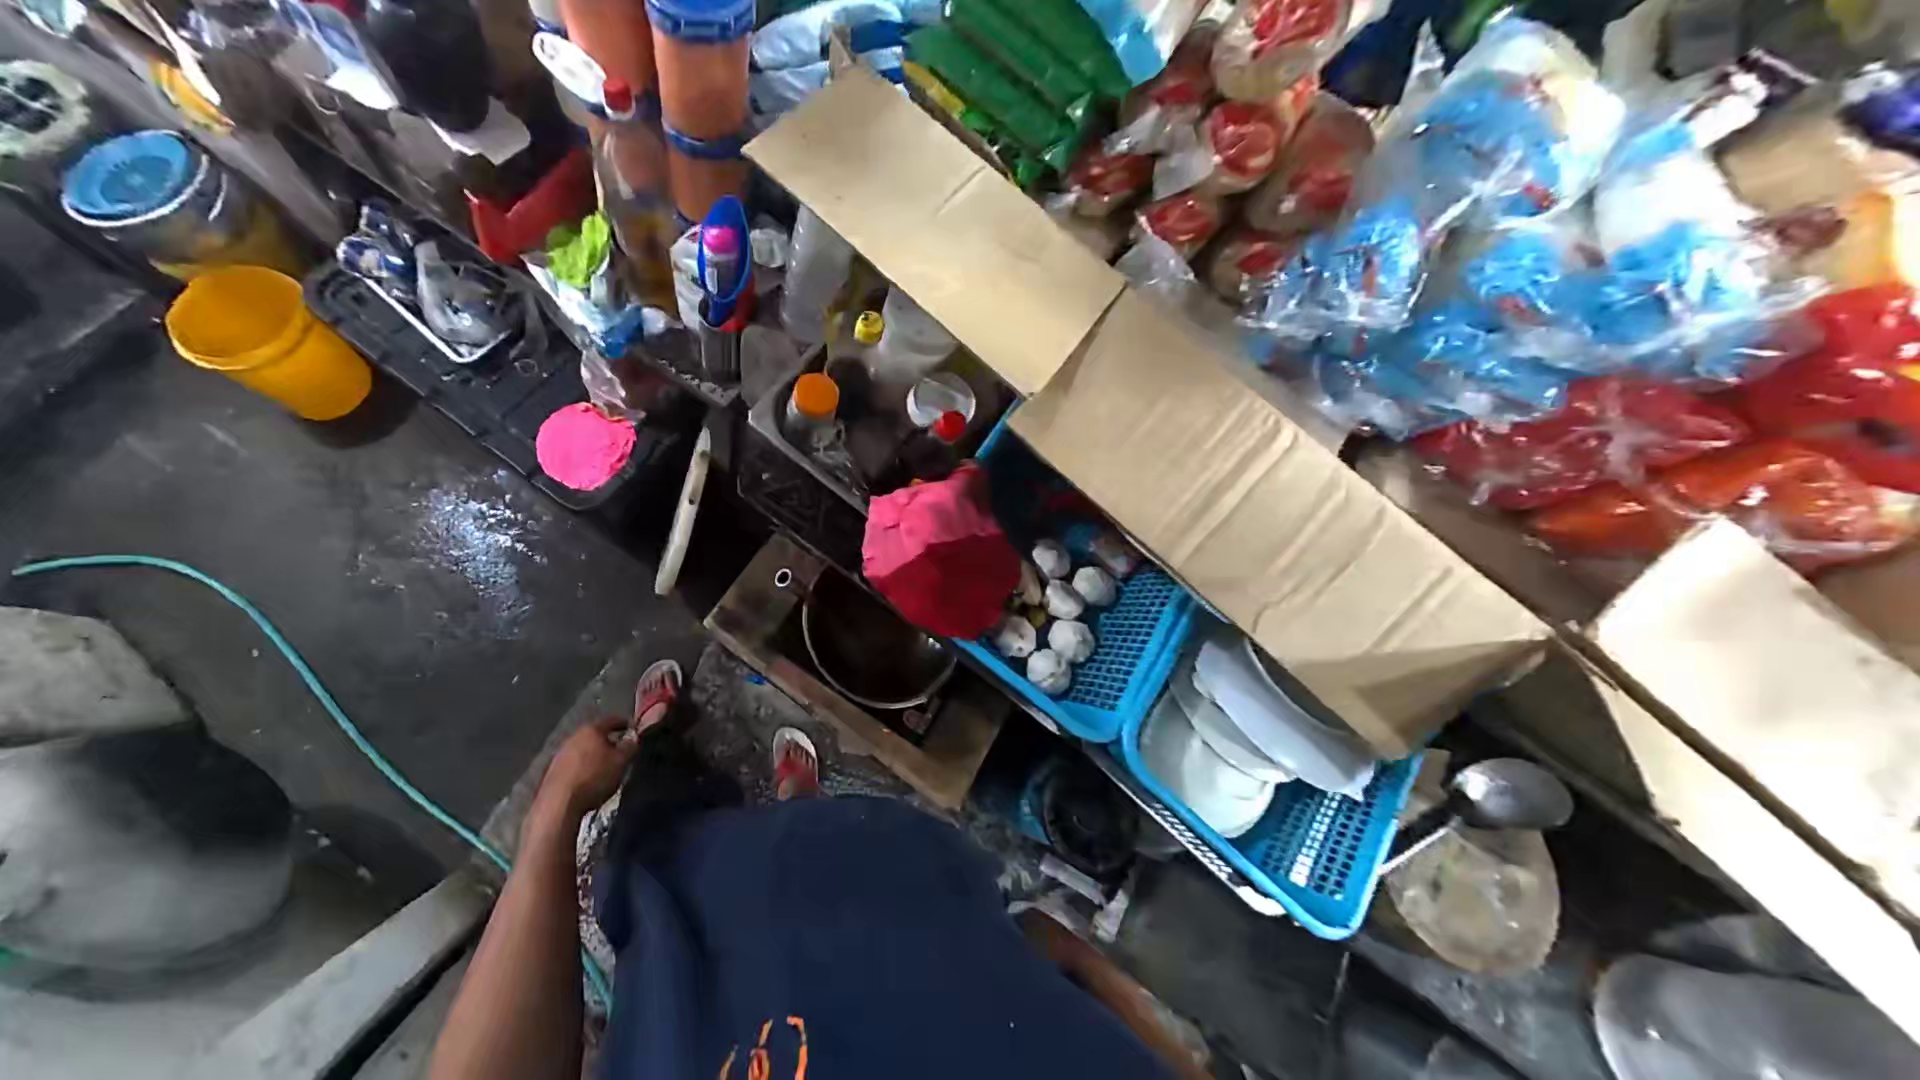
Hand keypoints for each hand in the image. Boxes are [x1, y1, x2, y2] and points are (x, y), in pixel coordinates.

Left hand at [531, 716, 638, 824]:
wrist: (559, 804)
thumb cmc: (595, 777)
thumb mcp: (622, 761)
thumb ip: (630, 746)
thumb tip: (632, 738)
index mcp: (591, 730)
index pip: (611, 720)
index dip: (624, 723)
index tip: (633, 728)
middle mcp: (573, 737)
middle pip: (595, 734)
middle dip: (608, 740)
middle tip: (620, 749)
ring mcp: (560, 755)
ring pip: (582, 749)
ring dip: (594, 754)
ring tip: (605, 765)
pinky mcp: (551, 771)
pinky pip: (573, 763)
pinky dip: (583, 766)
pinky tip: (588, 777)